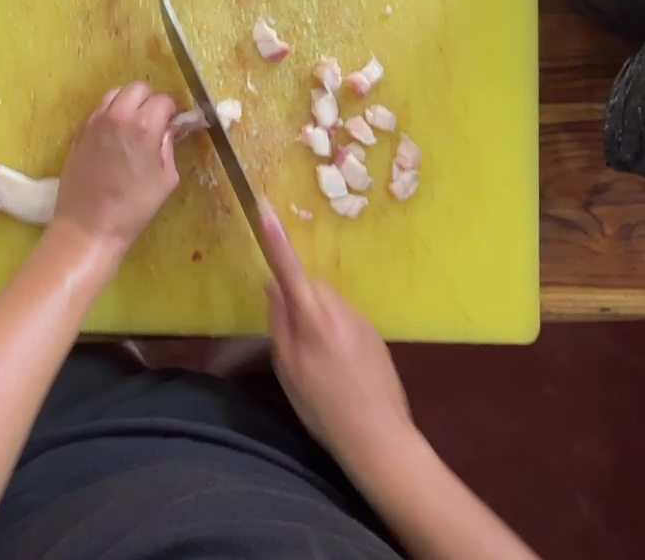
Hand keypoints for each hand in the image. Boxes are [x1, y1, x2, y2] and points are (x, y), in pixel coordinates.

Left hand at [50, 81, 180, 257]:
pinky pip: (98, 111)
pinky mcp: (79, 132)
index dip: (171, 112)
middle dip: (149, 101)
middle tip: (153, 123)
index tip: (171, 126)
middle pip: (137, 88)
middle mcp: (117, 116)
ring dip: (128, 104)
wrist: (88, 226)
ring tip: (132, 127)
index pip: (163, 100)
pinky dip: (110, 115)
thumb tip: (169, 129)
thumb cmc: (133, 209)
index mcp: (143, 127)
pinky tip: (114, 137)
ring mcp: (94, 122)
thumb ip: (168, 146)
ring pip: (115, 94)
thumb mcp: (166, 180)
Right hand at [261, 209, 414, 468]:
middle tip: (290, 341)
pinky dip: (333, 330)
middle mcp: (339, 308)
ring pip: (326, 302)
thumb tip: (272, 284)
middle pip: (309, 285)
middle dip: (297, 298)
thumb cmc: (322, 406)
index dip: (274, 238)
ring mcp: (361, 319)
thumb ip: (278, 321)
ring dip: (315, 316)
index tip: (265, 207)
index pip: (287, 267)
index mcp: (312, 316)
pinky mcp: (375, 333)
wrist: (380, 437)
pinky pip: (343, 317)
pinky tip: (337, 366)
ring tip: (316, 362)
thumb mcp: (287, 367)